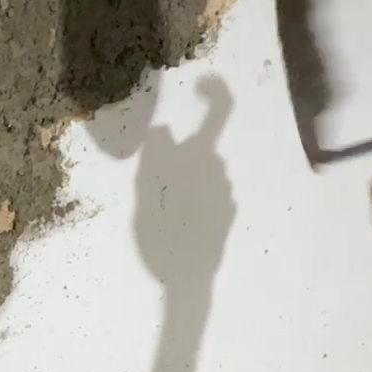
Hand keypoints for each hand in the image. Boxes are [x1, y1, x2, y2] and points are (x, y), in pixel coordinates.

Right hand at [135, 77, 235, 294]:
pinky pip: (207, 194)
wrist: (189, 284)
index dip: (214, 93)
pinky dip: (192, 199)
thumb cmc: (161, 242)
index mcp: (199, 163)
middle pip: (200, 149)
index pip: (219, 114)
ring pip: (202, 173)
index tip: (198, 87)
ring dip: (183, 181)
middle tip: (148, 185)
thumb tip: (163, 128)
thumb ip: (156, 160)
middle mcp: (219, 174)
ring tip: (158, 211)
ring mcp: (225, 196)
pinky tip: (175, 223)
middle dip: (177, 157)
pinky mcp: (226, 215)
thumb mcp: (145, 200)